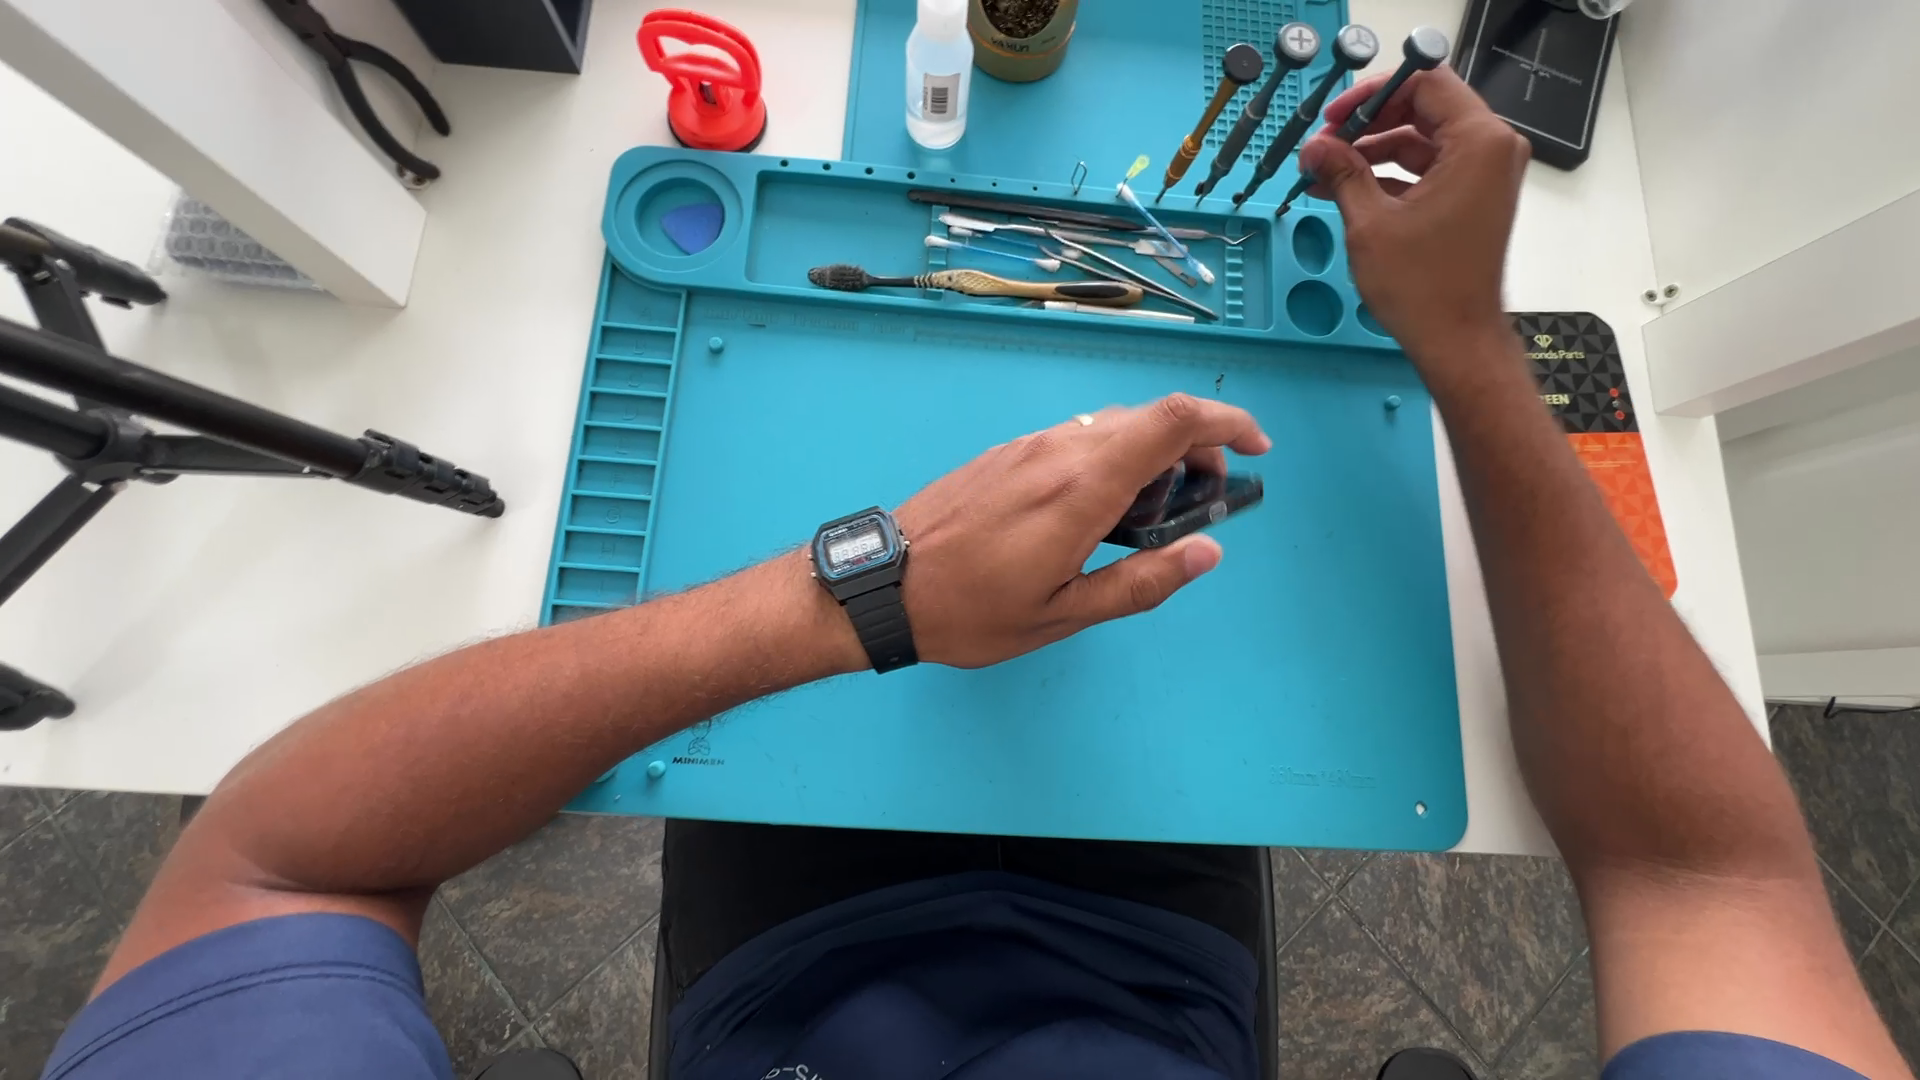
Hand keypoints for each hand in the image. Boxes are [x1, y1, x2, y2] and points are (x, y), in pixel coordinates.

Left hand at [893, 394, 1269, 668]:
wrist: (885, 587)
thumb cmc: (973, 611)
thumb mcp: (1065, 614)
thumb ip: (1143, 582)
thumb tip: (1209, 551)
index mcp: (1082, 488)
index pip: (1171, 421)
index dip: (1227, 423)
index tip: (1255, 449)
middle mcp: (1058, 450)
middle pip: (1149, 417)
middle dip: (1196, 447)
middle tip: (1202, 500)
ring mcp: (1027, 446)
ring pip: (1111, 425)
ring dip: (1151, 452)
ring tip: (1151, 511)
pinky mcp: (1005, 453)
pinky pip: (1075, 437)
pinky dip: (1111, 455)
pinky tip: (1097, 504)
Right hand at [1297, 67, 1529, 385]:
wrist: (1455, 336)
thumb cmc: (1421, 286)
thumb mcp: (1370, 223)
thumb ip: (1342, 174)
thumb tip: (1314, 148)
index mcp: (1477, 143)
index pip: (1424, 84)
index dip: (1372, 95)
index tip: (1333, 119)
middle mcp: (1490, 149)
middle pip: (1423, 110)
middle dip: (1368, 125)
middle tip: (1323, 147)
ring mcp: (1483, 174)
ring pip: (1421, 141)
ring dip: (1372, 153)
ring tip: (1325, 174)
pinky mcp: (1471, 197)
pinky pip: (1427, 169)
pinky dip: (1389, 175)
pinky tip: (1348, 190)